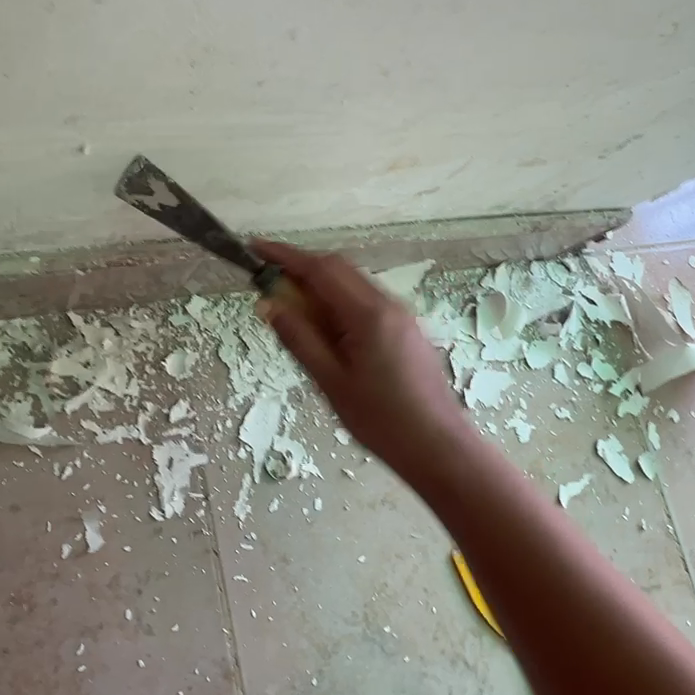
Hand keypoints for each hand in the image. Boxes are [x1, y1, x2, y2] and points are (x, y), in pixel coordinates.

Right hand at [252, 240, 485, 480]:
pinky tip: (326, 331)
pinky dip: (340, 304)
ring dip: (320, 288)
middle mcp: (388, 304)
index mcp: (368, 314)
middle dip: (301, 269)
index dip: (284, 255)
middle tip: (268, 283)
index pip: (320, 269)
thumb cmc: (381, 421)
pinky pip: (367, 302)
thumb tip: (269, 306)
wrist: (439, 446)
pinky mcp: (407, 330)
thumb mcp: (330, 382)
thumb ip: (299, 339)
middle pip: (338, 269)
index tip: (255, 248)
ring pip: (353, 285)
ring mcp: (402, 316)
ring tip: (292, 311)